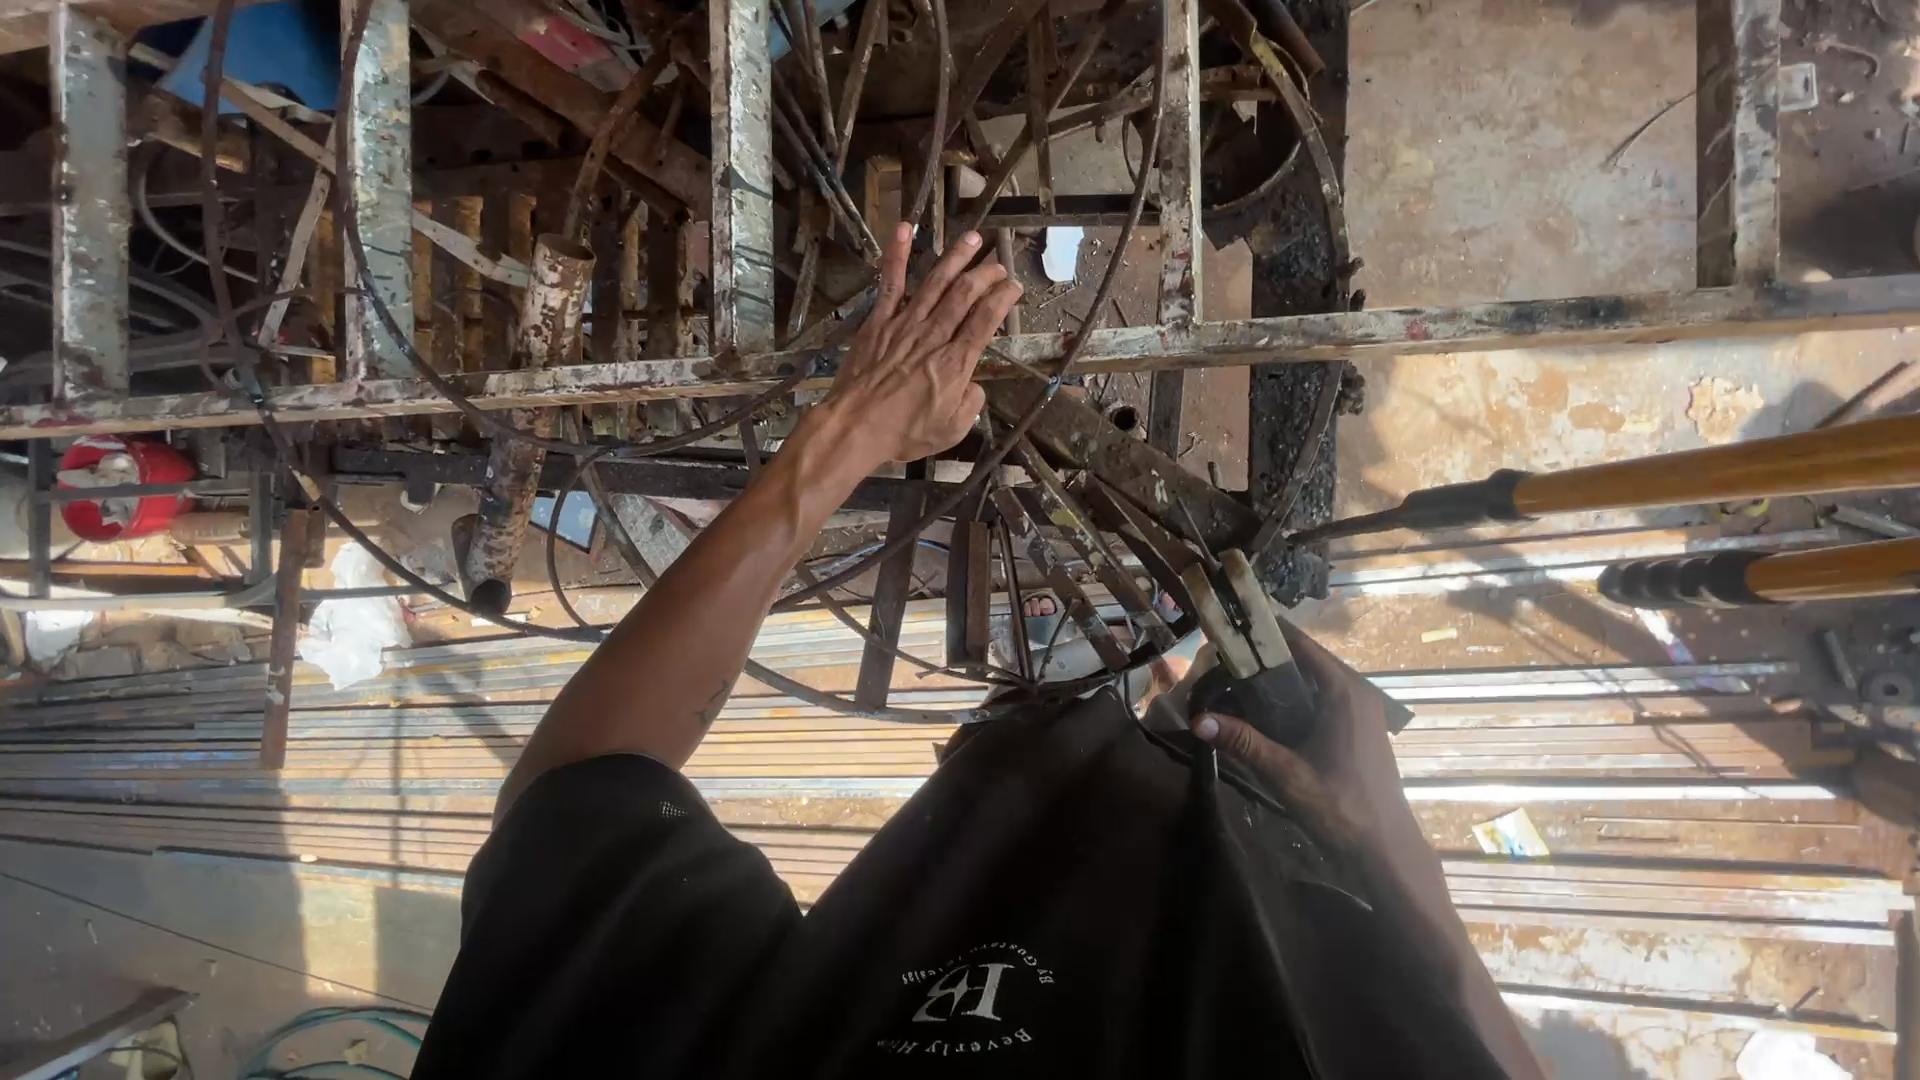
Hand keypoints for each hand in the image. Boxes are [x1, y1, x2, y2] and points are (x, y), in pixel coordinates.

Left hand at [822, 222, 1023, 465]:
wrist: (856, 426)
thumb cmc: (904, 433)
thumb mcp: (951, 430)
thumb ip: (971, 404)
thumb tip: (973, 385)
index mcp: (955, 363)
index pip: (985, 321)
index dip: (1003, 300)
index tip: (1013, 287)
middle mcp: (934, 336)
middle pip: (965, 295)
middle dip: (986, 274)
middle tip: (999, 263)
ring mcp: (904, 324)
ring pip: (935, 282)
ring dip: (956, 257)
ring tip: (973, 238)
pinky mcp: (879, 322)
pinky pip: (890, 283)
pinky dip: (897, 254)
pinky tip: (905, 229)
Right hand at [1187, 624, 1405, 847]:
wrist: (1386, 852)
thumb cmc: (1343, 809)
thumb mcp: (1288, 775)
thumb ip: (1244, 743)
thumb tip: (1198, 719)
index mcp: (1345, 694)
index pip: (1301, 645)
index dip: (1265, 633)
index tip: (1231, 627)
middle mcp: (1355, 693)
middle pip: (1303, 659)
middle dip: (1263, 657)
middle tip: (1220, 659)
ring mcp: (1358, 711)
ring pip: (1309, 679)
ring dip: (1274, 678)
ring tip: (1231, 678)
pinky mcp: (1354, 727)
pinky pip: (1316, 697)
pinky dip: (1288, 696)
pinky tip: (1258, 709)